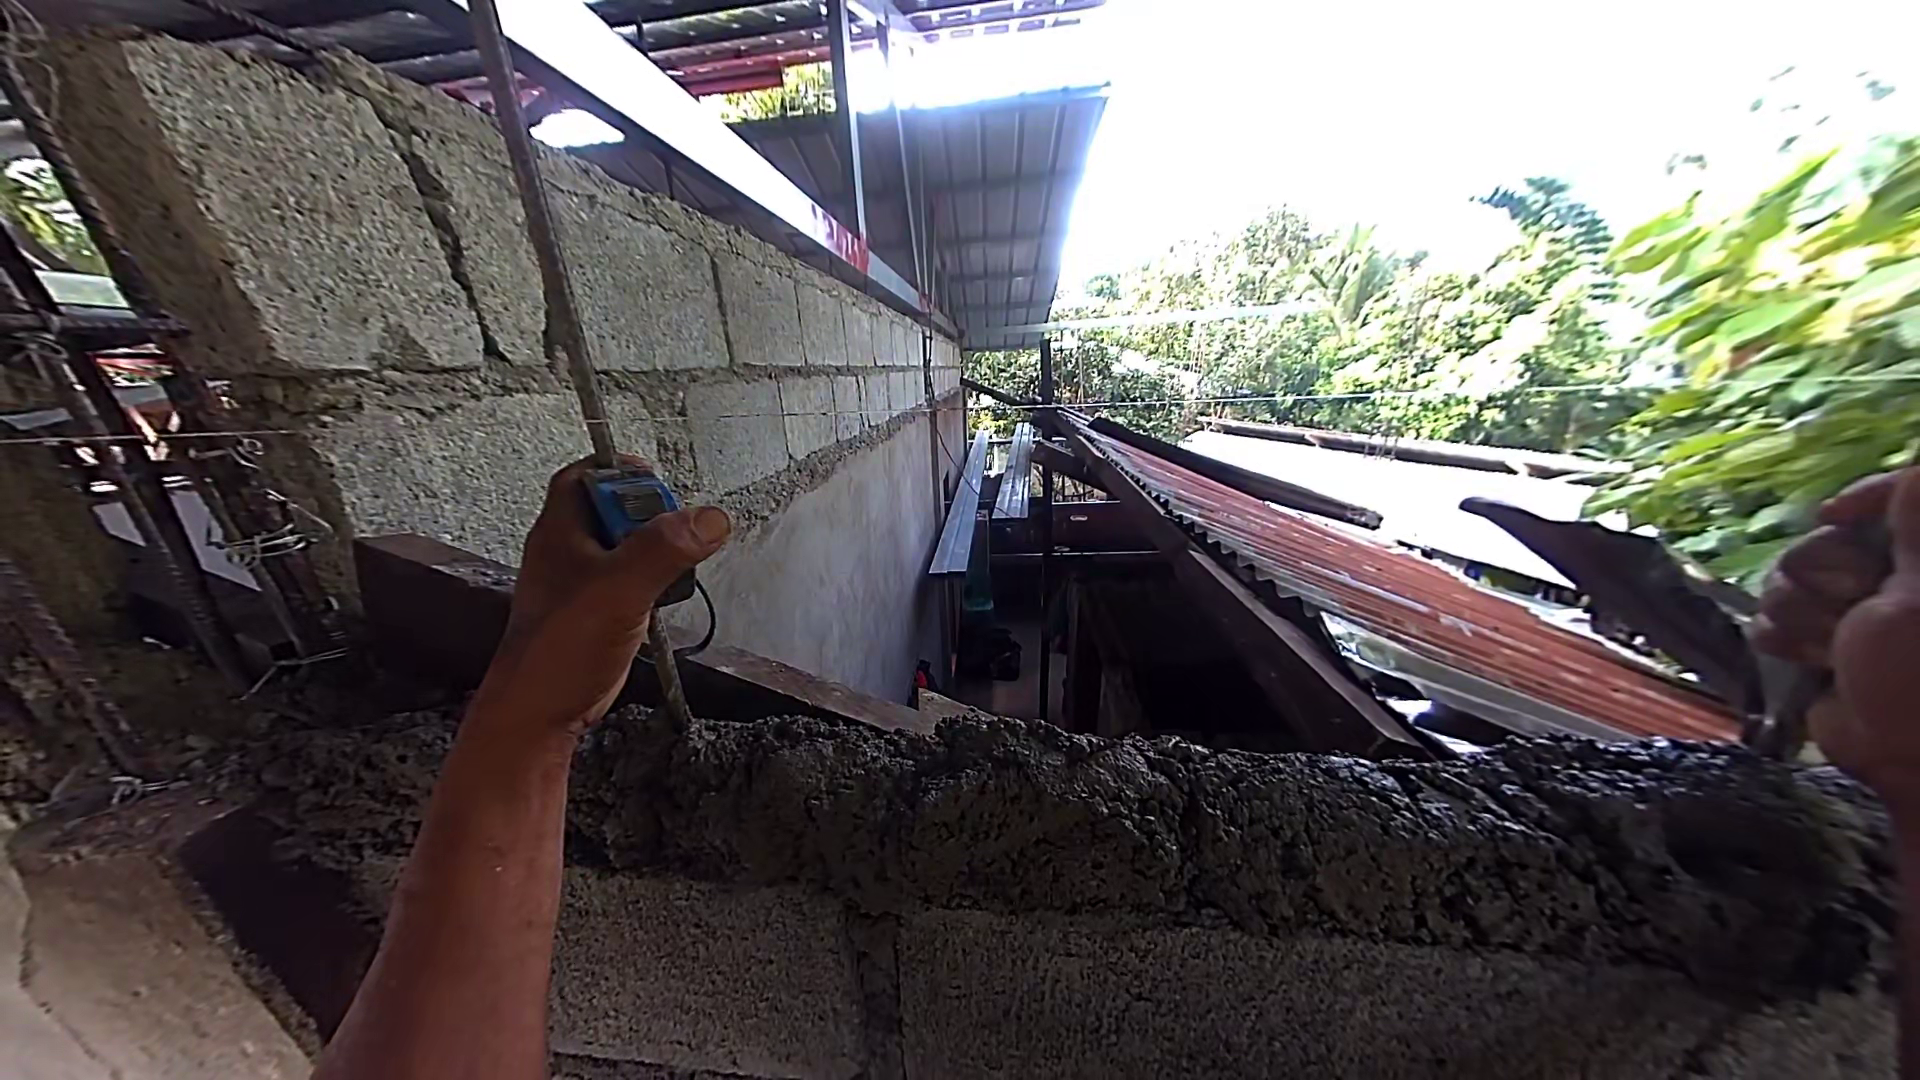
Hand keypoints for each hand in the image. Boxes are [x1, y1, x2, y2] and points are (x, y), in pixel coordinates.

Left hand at [473, 456, 730, 738]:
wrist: (543, 712)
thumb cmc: (562, 650)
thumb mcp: (617, 590)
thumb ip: (662, 551)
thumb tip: (713, 518)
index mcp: (560, 534)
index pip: (583, 478)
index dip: (616, 469)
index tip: (655, 477)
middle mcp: (572, 552)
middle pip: (614, 509)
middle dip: (650, 511)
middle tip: (678, 527)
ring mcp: (588, 581)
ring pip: (630, 544)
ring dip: (660, 546)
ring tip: (680, 560)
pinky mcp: (605, 607)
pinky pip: (637, 576)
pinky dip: (659, 575)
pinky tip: (671, 589)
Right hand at [1752, 468, 1919, 807]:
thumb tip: (1909, 470)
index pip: (1904, 496)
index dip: (1869, 498)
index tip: (1838, 515)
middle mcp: (1912, 580)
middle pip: (1832, 540)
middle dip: (1816, 572)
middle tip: (1850, 604)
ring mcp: (1873, 613)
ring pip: (1791, 579)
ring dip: (1792, 610)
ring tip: (1828, 644)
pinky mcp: (1832, 641)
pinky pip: (1773, 616)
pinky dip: (1779, 636)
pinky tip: (1808, 658)